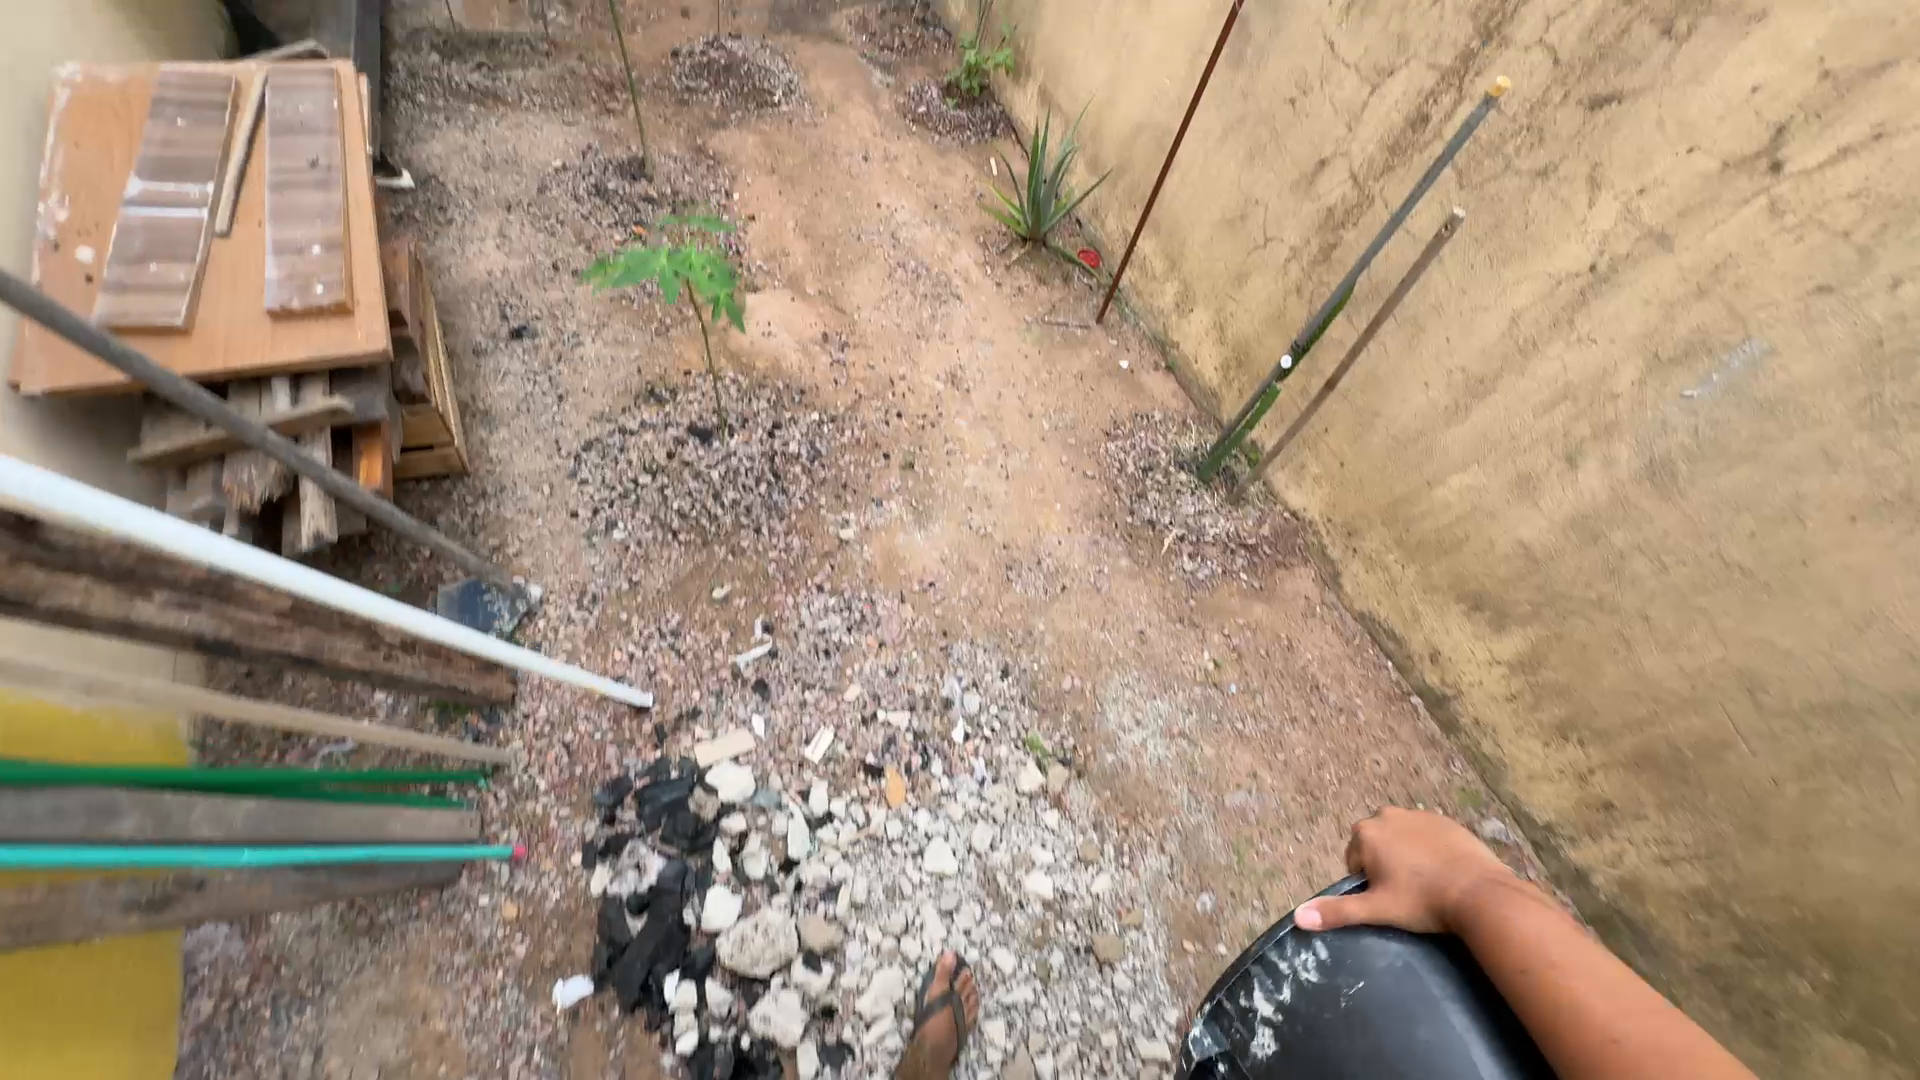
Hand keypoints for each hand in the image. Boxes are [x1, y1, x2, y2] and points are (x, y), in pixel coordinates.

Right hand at [1293, 807, 1515, 933]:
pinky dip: (1430, 850)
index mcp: (1365, 833)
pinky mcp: (1445, 820)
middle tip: (1408, 893)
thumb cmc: (1423, 902)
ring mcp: (1417, 815)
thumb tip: (1297, 917)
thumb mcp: (1378, 910)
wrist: (1482, 894)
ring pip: (1401, 839)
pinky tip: (1446, 872)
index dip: (1369, 882)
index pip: (1354, 859)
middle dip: (1386, 865)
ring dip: (1407, 856)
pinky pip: (1427, 835)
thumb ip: (1337, 911)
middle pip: (1376, 845)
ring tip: (1429, 884)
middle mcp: (1386, 815)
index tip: (1391, 898)